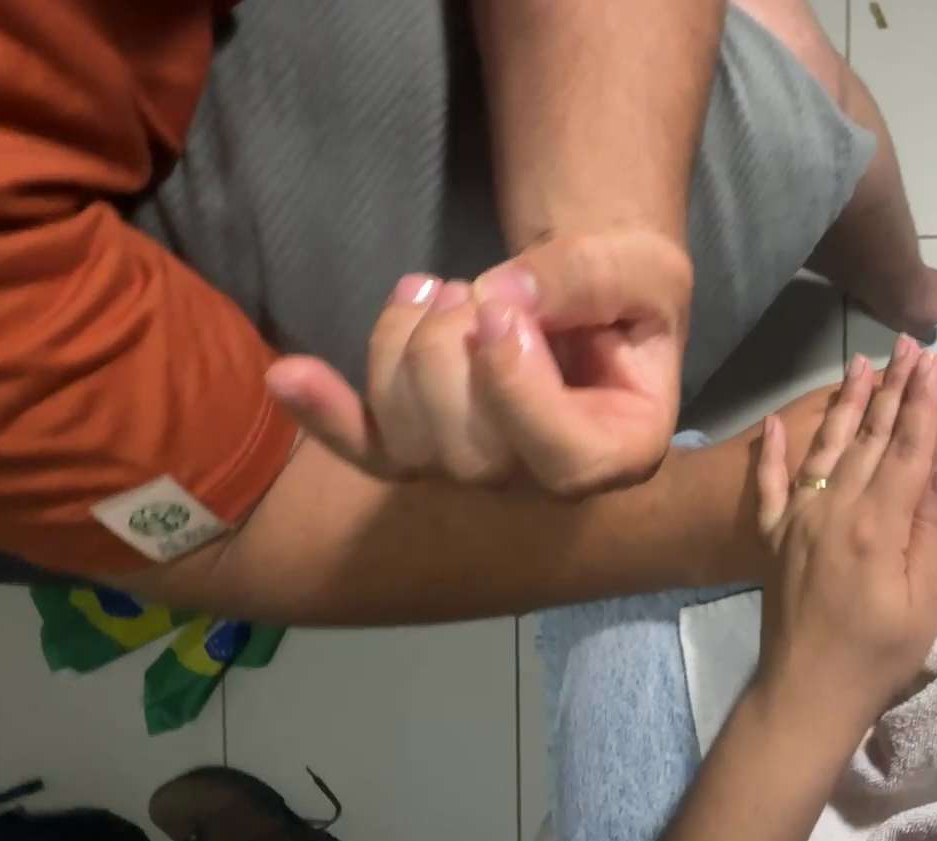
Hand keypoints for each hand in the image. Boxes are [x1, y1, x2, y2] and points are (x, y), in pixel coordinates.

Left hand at [264, 230, 690, 496]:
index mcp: (624, 448)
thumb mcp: (645, 268)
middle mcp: (554, 477)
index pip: (568, 461)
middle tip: (472, 286)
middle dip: (450, 353)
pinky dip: (331, 416)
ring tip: (437, 289)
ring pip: (417, 446)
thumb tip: (501, 294)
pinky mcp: (436, 446)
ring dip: (404, 349)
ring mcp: (490, 469)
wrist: (596, 298)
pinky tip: (292, 375)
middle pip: (476, 456)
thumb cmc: (633, 291)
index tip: (500, 309)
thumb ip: (592, 279)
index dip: (517, 388)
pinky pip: (375, 453)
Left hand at [765, 339, 936, 635]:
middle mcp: (836, 508)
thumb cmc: (878, 654)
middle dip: (891, 388)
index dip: (922, 403)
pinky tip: (776, 422)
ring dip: (844, 403)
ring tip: (859, 362)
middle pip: (870, 436)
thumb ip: (930, 529)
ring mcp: (800, 519)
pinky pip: (770, 486)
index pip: (909, 448)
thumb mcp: (923, 600)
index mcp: (879, 524)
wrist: (807, 692)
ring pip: (825, 447)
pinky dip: (772, 452)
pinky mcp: (776, 538)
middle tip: (904, 346)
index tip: (933, 362)